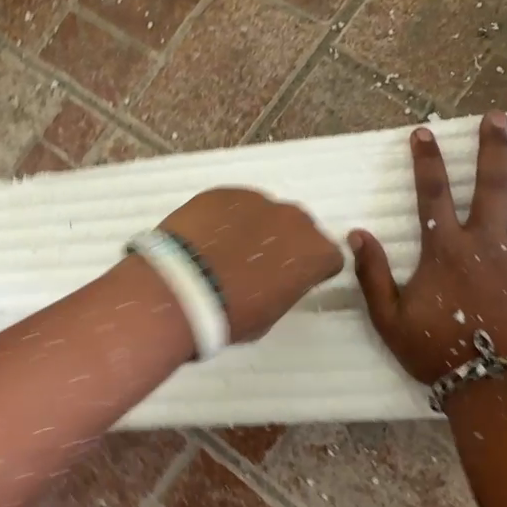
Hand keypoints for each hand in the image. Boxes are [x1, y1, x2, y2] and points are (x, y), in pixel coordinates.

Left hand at [158, 188, 344, 343]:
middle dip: (283, 243)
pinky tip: (204, 237)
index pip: (327, 259)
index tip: (290, 282)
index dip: (309, 271)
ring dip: (252, 228)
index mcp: (315, 252)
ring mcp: (256, 200)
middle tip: (256, 265)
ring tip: (224, 250)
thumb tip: (273, 281)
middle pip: (297, 229)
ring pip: (263, 213)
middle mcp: (293, 218)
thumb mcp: (270, 314)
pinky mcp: (222, 192)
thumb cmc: (230, 314)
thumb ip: (282, 288)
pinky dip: (223, 218)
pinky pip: (231, 205)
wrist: (179, 288)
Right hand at [349, 112, 506, 384]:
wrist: (491, 387)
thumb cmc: (434, 352)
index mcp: (445, 250)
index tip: (423, 132)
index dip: (426, 162)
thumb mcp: (387, 317)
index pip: (432, 195)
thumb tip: (356, 234)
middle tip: (497, 117)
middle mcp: (487, 245)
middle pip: (492, 187)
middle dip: (493, 149)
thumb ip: (371, 274)